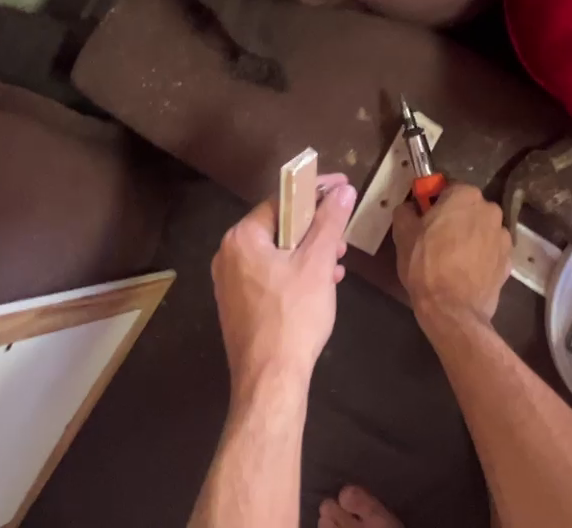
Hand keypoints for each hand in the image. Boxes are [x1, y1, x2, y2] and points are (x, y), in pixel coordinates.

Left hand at [211, 173, 355, 399]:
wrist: (270, 381)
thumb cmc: (293, 316)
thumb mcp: (317, 263)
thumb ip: (330, 222)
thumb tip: (343, 190)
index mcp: (242, 237)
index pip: (281, 200)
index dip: (314, 193)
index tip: (341, 189)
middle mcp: (228, 255)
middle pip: (279, 227)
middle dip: (314, 229)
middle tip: (342, 236)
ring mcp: (229, 283)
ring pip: (276, 254)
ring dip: (308, 253)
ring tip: (336, 264)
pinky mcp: (237, 307)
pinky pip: (269, 276)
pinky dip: (294, 274)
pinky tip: (320, 285)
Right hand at [392, 183, 511, 331]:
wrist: (452, 309)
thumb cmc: (425, 264)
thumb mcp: (403, 232)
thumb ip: (406, 210)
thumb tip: (411, 207)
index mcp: (465, 195)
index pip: (448, 189)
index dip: (434, 203)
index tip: (424, 219)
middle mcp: (490, 210)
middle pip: (468, 209)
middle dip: (454, 219)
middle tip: (435, 239)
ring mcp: (503, 237)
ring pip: (481, 230)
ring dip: (469, 237)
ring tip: (451, 259)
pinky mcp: (508, 262)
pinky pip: (490, 252)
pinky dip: (480, 257)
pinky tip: (465, 272)